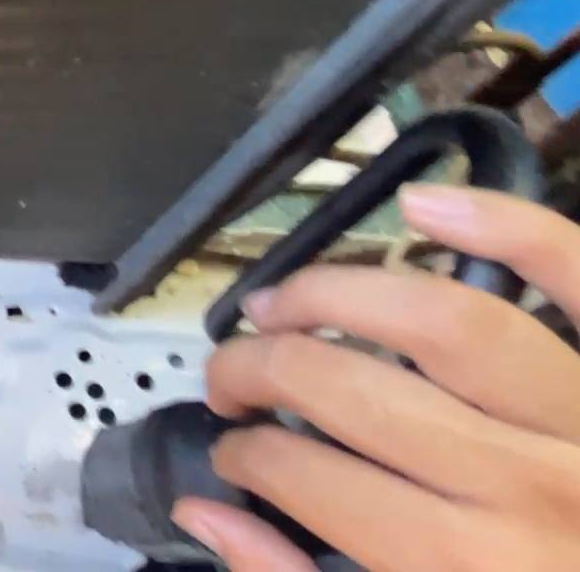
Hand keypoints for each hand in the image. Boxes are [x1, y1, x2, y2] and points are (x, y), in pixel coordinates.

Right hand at [172, 184, 579, 569]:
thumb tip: (203, 514)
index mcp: (477, 568)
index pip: (298, 470)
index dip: (239, 454)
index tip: (234, 454)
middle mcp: (539, 487)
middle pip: (338, 381)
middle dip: (249, 368)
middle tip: (232, 379)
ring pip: (436, 317)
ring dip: (326, 293)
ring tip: (280, 305)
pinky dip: (510, 229)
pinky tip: (428, 206)